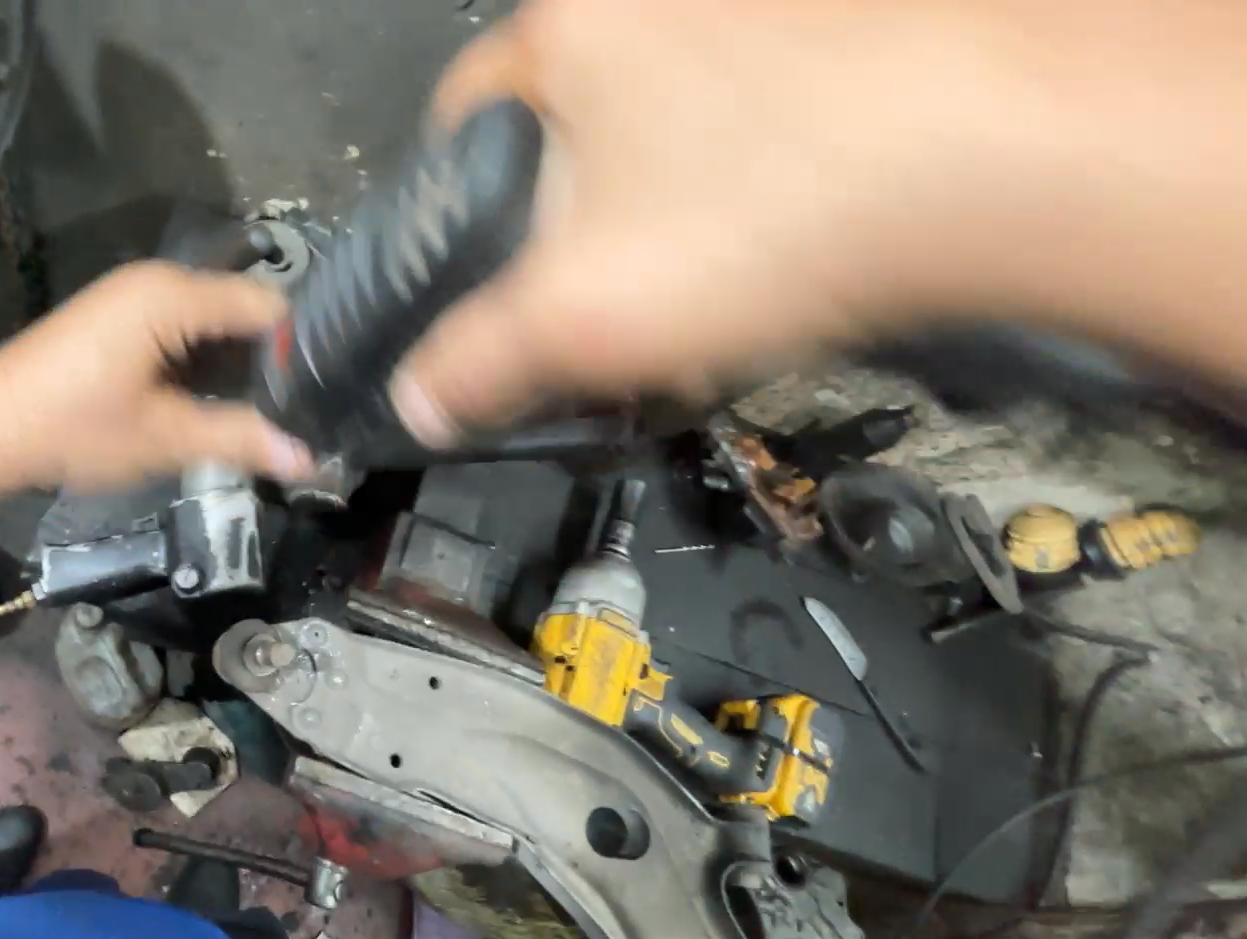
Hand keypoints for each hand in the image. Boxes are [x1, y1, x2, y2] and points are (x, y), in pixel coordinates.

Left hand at [0, 262, 313, 490]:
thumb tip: (308, 458)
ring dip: (237, 368)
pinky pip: (185, 333)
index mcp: (172, 297)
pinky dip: (205, 366)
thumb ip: (240, 439)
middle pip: (242, 311)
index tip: (323, 395)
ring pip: (213, 325)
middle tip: (302, 414)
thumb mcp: (164, 437)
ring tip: (268, 416)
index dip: (299, 348)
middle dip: (271, 361)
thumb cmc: (72, 429)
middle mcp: (158, 284)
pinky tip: (216, 405)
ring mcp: (135, 300)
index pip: (267, 304)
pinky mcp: (120, 322)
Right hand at [389, 0, 1205, 444]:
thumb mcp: (580, 318)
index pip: (454, 118)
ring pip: (637, 121)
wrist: (1018, 168)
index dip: (447, 203)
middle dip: (544, 210)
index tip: (469, 260)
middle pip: (547, 127)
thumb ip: (474, 363)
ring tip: (662, 269)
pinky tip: (739, 232)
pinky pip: (721, 113)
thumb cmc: (783, 211)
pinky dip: (709, 175)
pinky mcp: (822, 35)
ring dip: (629, 196)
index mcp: (568, 35)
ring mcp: (745, 8)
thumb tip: (417, 402)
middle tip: (568, 283)